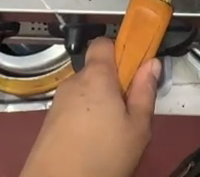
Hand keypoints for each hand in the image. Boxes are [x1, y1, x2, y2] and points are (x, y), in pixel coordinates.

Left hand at [20, 37, 157, 176]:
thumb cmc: (102, 156)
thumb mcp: (137, 128)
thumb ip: (145, 92)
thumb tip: (152, 63)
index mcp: (96, 76)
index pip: (104, 43)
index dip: (119, 52)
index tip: (132, 71)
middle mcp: (74, 82)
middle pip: (95, 72)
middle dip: (111, 87)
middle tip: (126, 113)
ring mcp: (58, 102)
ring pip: (84, 94)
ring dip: (96, 106)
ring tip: (109, 136)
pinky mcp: (48, 123)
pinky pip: (71, 111)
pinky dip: (81, 121)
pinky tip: (91, 145)